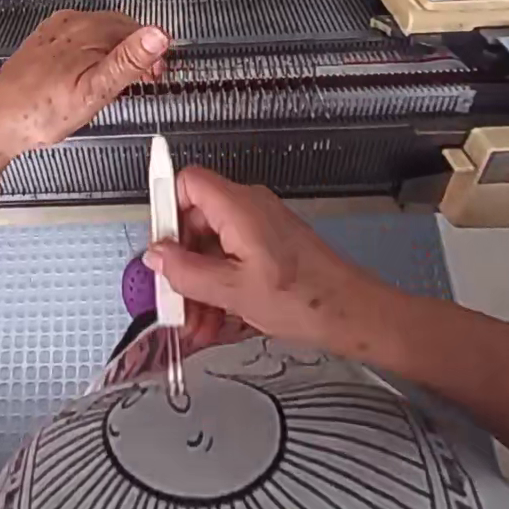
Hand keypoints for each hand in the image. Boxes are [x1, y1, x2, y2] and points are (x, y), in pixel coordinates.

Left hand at [0, 10, 168, 161]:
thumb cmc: (39, 113)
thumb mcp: (94, 91)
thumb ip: (128, 61)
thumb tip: (158, 36)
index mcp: (86, 29)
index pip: (136, 29)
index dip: (151, 53)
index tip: (157, 73)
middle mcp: (69, 23)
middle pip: (118, 29)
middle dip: (134, 53)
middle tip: (142, 82)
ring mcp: (54, 32)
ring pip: (99, 35)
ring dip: (114, 54)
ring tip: (117, 83)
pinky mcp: (43, 44)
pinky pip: (79, 41)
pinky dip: (93, 56)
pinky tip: (89, 77)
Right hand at [144, 167, 391, 353]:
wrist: (353, 313)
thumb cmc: (305, 298)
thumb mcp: (234, 291)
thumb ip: (188, 272)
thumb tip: (155, 257)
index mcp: (238, 206)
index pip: (188, 182)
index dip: (167, 210)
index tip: (158, 247)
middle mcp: (247, 206)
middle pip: (194, 218)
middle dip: (181, 262)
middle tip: (175, 300)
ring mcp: (258, 224)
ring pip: (210, 243)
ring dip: (197, 282)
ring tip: (195, 325)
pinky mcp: (266, 243)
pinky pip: (229, 254)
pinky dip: (218, 283)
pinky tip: (214, 321)